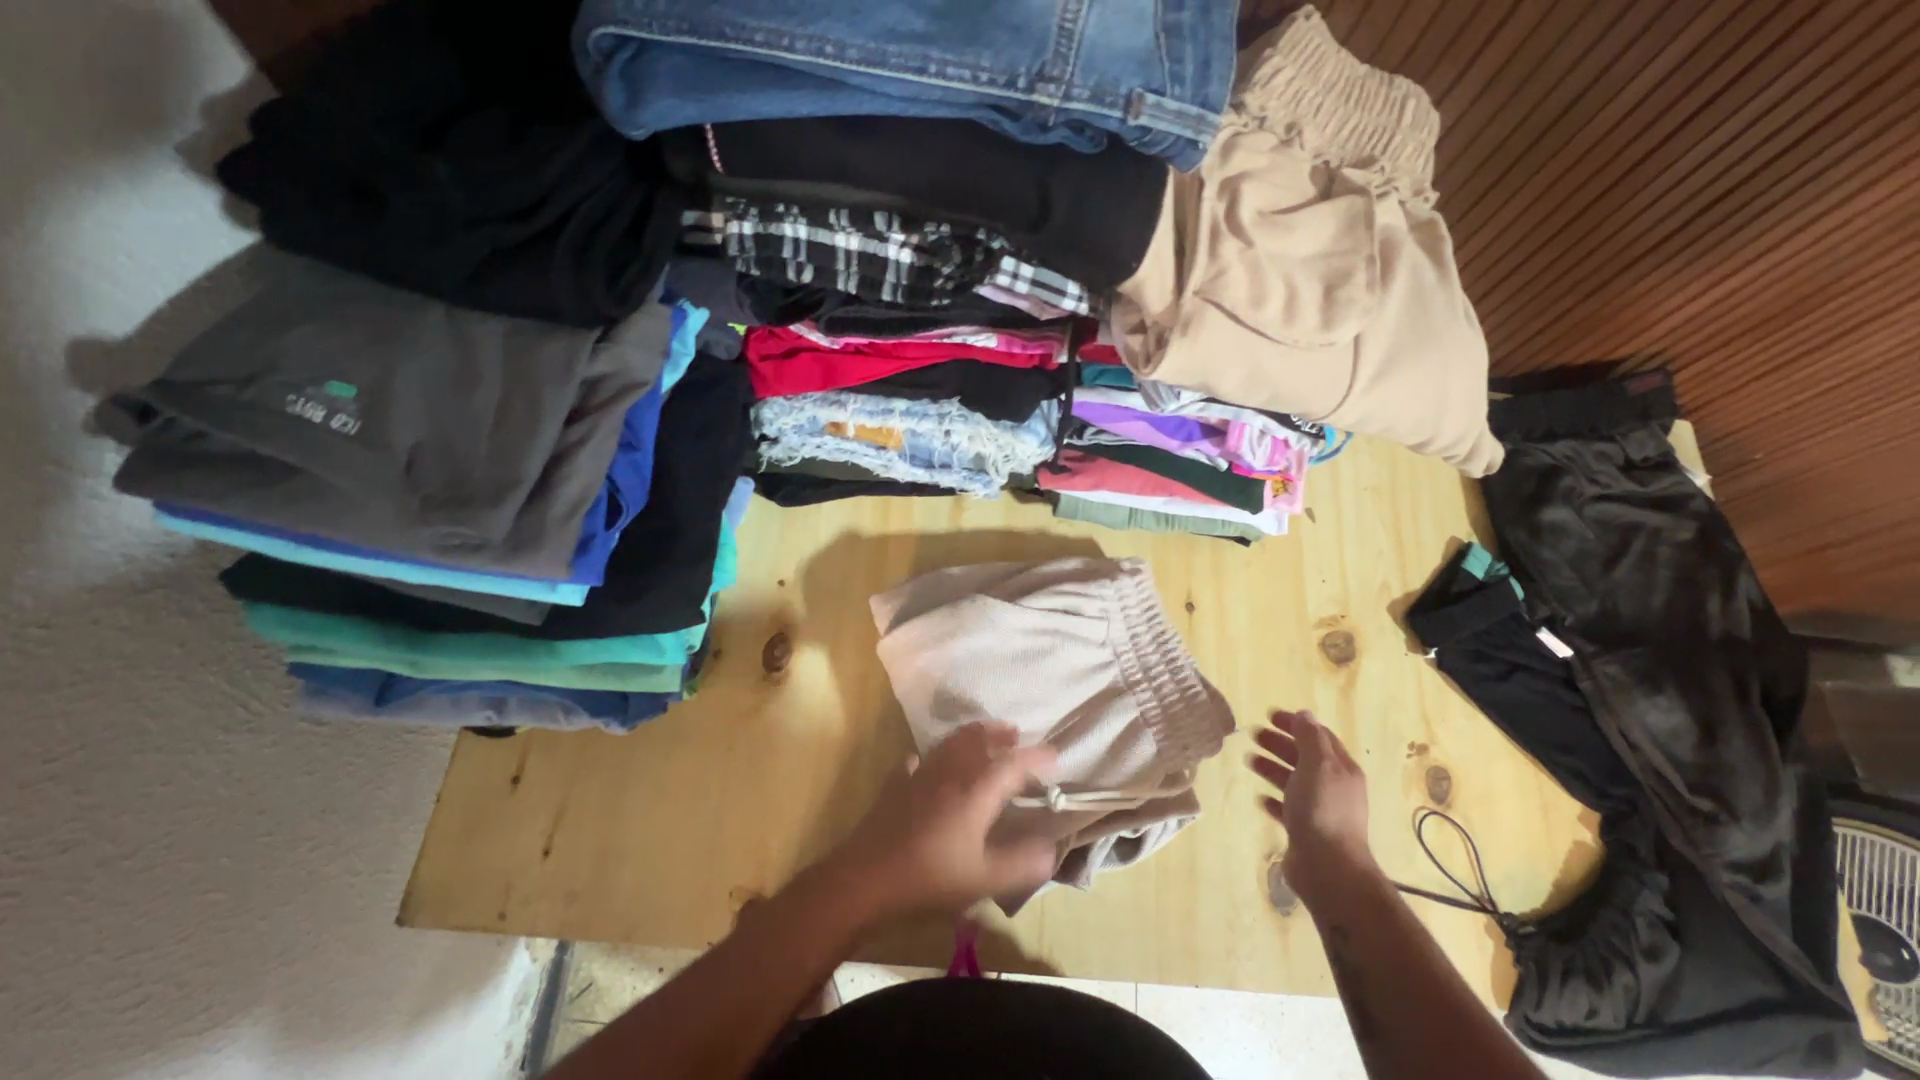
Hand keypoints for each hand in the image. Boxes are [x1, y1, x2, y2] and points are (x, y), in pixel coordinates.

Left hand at [821, 722, 1059, 919]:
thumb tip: (1050, 848)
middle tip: (1017, 736)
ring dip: (971, 738)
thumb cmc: (929, 880)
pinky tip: (929, 765)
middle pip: (978, 740)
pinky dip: (933, 757)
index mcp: (975, 791)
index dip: (1037, 758)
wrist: (863, 881)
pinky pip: (918, 761)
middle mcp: (949, 774)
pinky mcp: (895, 786)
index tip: (1055, 758)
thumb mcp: (984, 880)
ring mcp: (918, 776)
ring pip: (949, 744)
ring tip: (984, 741)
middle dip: (1000, 735)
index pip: (1013, 763)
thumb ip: (1022, 863)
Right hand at [1249, 709, 1377, 906]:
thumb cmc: (1322, 810)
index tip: (1270, 716)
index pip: (1320, 738)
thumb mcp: (1318, 765)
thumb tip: (1304, 714)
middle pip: (1305, 758)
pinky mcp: (1305, 831)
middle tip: (1253, 735)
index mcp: (1341, 769)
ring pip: (1294, 781)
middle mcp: (1333, 788)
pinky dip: (1274, 799)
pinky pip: (1287, 809)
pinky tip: (1260, 797)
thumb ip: (1310, 738)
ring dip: (1273, 768)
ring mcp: (1319, 810)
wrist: (1327, 867)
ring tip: (1249, 761)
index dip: (1297, 724)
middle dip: (1280, 744)